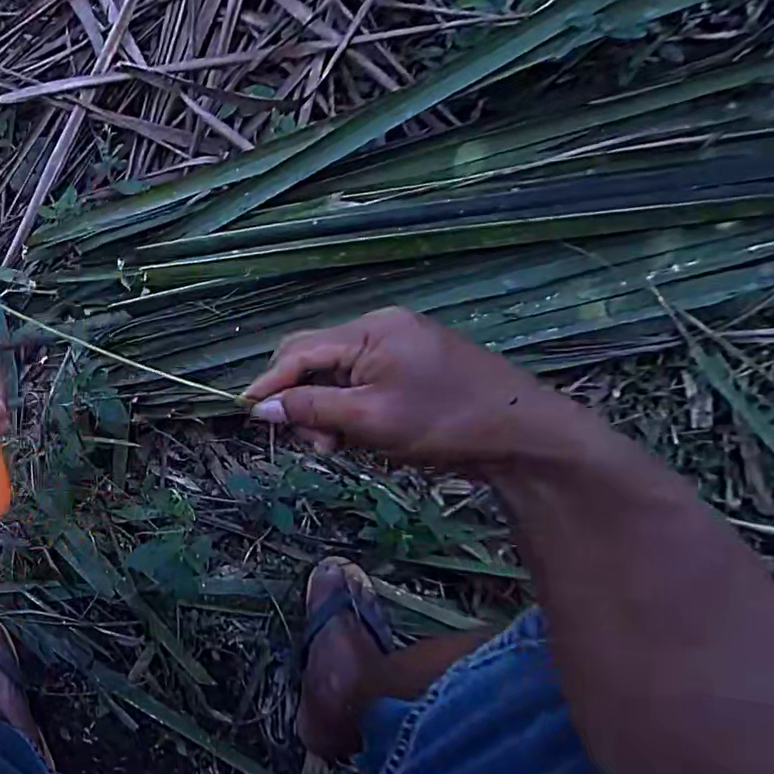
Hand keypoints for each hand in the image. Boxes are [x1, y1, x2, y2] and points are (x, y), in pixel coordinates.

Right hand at [242, 307, 598, 469]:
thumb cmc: (446, 423)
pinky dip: (349, 411)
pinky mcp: (409, 366)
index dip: (269, 382)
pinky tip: (361, 435)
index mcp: (372, 329)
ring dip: (327, 412)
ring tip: (342, 445)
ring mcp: (397, 345)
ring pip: (335, 376)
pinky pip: (360, 383)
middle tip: (317, 443)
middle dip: (302, 401)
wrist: (527, 437)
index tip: (246, 411)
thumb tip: (259, 407)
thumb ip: (310, 409)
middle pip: (314, 360)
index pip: (300, 351)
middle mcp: (380, 327)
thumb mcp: (369, 420)